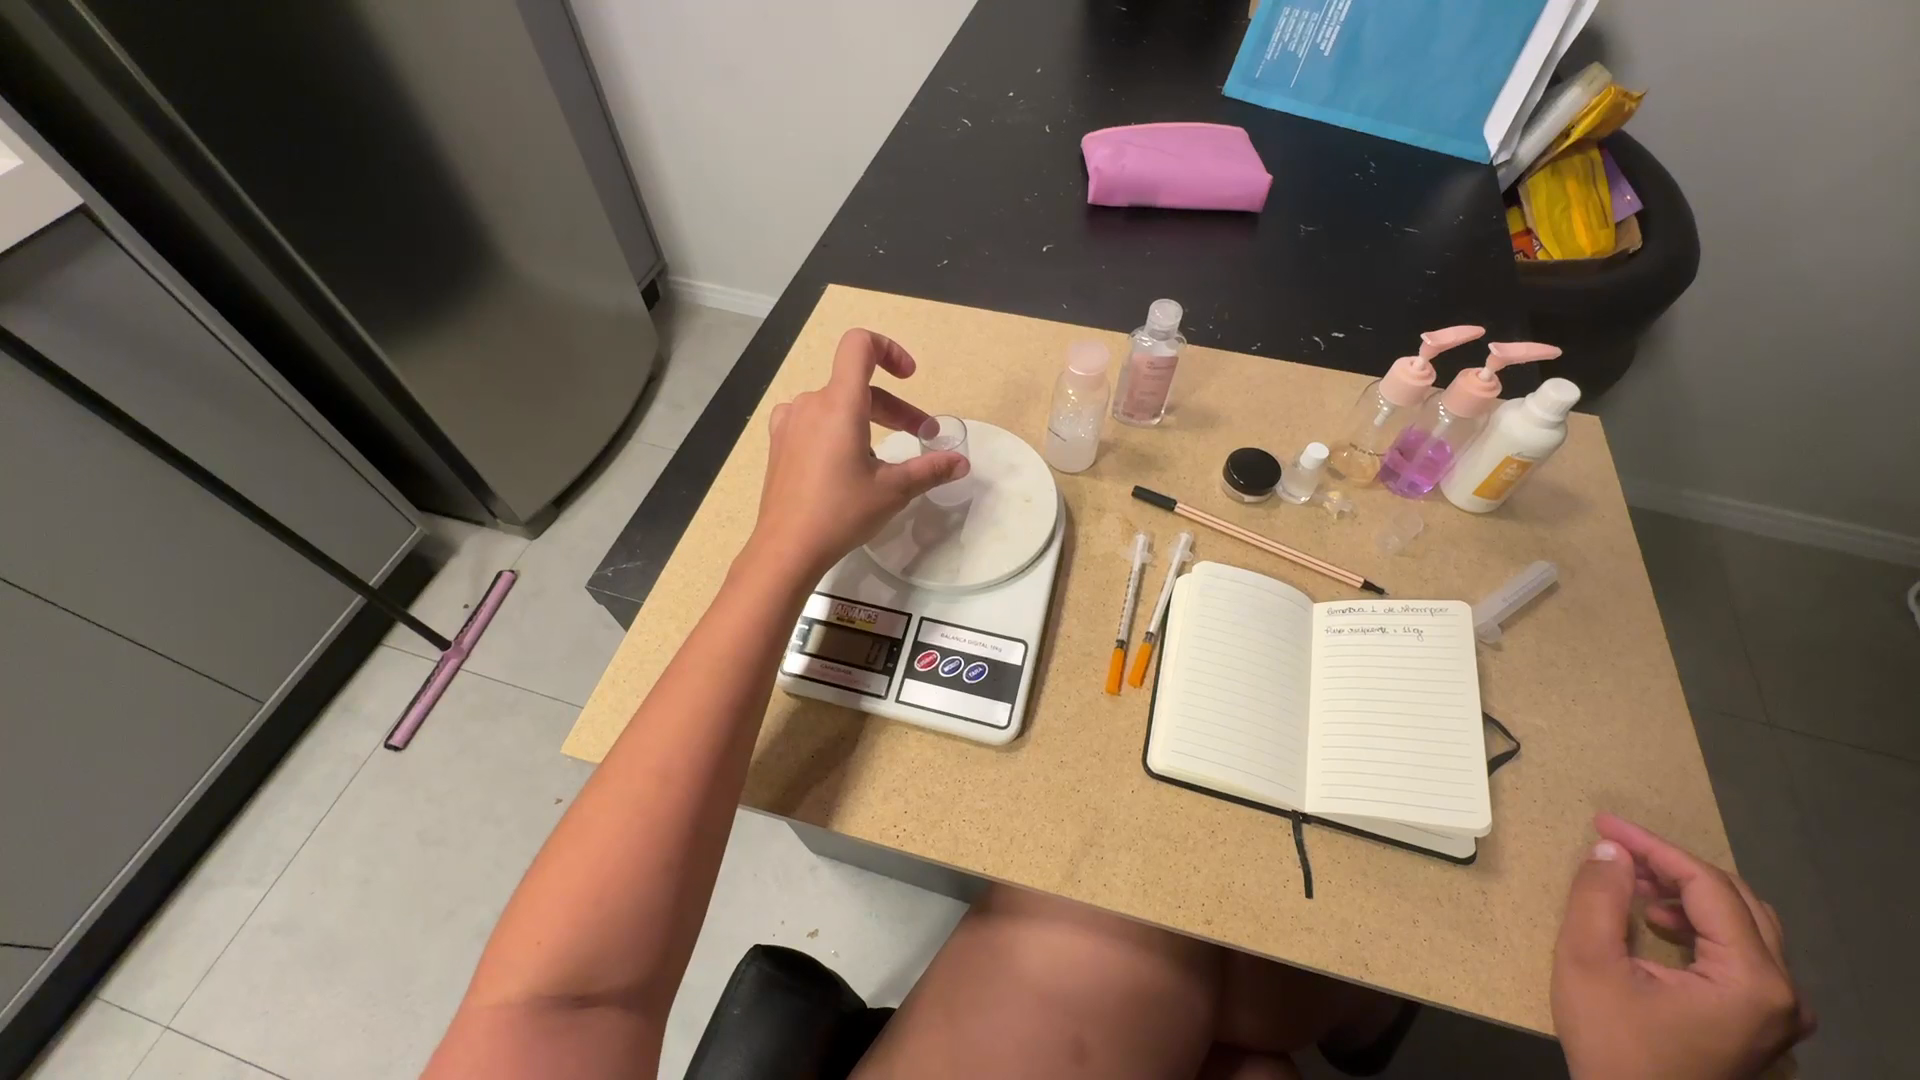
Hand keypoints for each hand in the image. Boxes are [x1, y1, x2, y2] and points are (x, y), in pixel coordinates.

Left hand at [745, 328, 967, 580]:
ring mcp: (790, 423)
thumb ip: (930, 469)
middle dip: (895, 407)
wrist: (787, 548)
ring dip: (867, 420)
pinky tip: (845, 461)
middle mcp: (811, 403)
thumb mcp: (893, 490)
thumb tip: (962, 462)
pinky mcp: (780, 444)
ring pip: (836, 405)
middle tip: (923, 435)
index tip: (909, 377)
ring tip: (884, 458)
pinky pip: (814, 421)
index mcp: (839, 404)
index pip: (859, 345)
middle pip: (858, 385)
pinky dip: (837, 430)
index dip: (889, 350)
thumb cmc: (841, 513)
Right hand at [1553, 813, 1812, 1079]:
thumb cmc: (1614, 1042)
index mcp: (1752, 979)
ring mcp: (1780, 1013)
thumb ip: (1597, 897)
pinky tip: (1656, 924)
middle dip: (1670, 866)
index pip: (1707, 886)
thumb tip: (1610, 850)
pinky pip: (1742, 952)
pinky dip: (1698, 924)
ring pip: (1744, 924)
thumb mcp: (1587, 961)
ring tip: (1630, 884)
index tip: (1602, 824)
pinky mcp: (1762, 1024)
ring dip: (1685, 894)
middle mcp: (1784, 993)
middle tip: (1614, 849)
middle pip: (1736, 901)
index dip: (1652, 847)